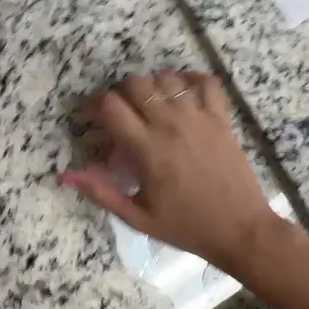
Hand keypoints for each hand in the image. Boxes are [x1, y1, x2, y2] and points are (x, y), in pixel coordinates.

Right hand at [62, 70, 298, 271]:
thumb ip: (102, 193)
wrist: (240, 230)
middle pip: (136, 84)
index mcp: (146, 149)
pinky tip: (183, 89)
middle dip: (121, 91)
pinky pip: (207, 83)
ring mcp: (198, 118)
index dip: (95, 103)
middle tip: (122, 110)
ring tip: (150, 102)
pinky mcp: (220, 119)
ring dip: (152, 84)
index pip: (111, 106)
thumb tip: (68, 176)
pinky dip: (192, 79)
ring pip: (166, 78)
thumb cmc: (186, 226)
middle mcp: (170, 125)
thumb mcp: (138, 218)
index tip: (92, 113)